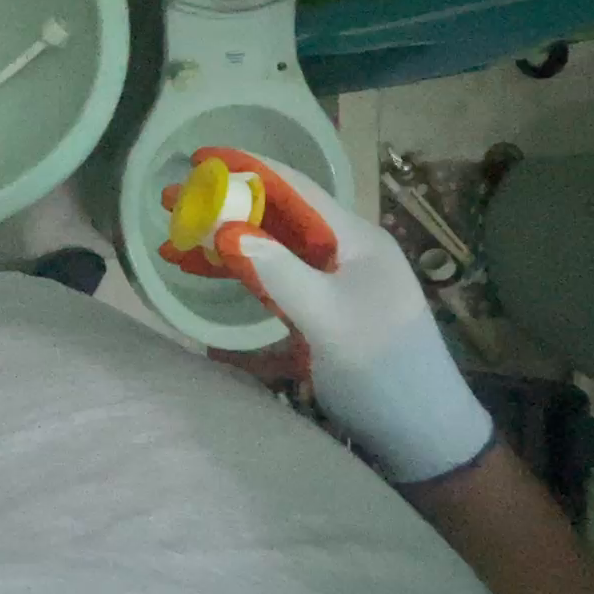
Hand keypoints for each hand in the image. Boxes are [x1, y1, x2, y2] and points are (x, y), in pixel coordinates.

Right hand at [160, 148, 492, 482]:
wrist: (422, 435)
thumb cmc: (384, 371)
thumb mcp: (330, 320)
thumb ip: (278, 273)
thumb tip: (224, 230)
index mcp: (354, 239)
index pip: (294, 189)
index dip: (246, 168)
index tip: (199, 158)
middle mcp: (340, 250)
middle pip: (272, 215)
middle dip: (221, 205)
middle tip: (171, 201)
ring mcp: (328, 279)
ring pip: (265, 246)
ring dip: (221, 240)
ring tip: (172, 236)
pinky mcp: (316, 306)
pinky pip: (267, 276)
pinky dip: (234, 270)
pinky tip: (200, 270)